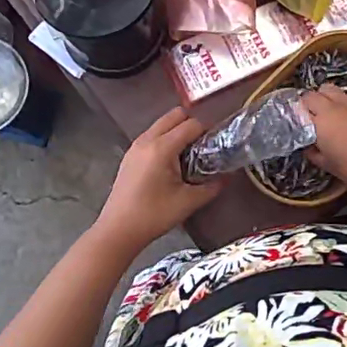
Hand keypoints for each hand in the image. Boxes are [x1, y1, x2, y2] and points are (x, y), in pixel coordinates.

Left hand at [94, 107, 223, 250]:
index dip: (207, 131)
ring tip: (189, 155)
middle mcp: (147, 140)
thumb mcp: (189, 202)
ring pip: (161, 124)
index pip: (191, 125)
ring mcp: (135, 146)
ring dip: (177, 131)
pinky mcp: (129, 155)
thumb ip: (212, 186)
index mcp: (162, 148)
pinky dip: (164, 139)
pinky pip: (151, 135)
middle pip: (174, 116)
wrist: (119, 229)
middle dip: (192, 125)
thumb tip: (227, 176)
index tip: (217, 144)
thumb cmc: (154, 215)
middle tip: (203, 146)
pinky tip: (171, 163)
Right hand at [300, 85, 346, 205]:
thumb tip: (310, 147)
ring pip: (337, 92)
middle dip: (312, 103)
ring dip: (331, 102)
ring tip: (334, 120)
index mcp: (323, 120)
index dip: (298, 112)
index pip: (301, 103)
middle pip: (317, 92)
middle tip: (313, 121)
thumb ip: (315, 153)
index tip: (298, 124)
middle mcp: (339, 106)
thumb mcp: (331, 167)